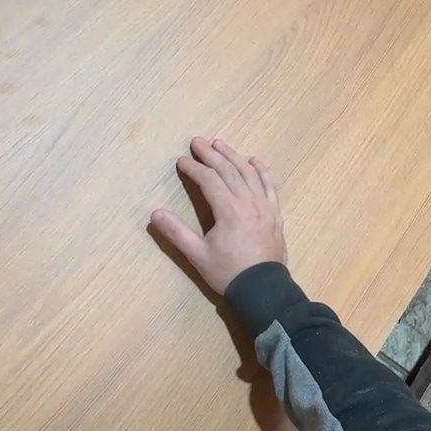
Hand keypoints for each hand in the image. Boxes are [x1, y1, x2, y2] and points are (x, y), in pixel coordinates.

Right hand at [151, 138, 286, 294]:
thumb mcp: (198, 255)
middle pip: (228, 170)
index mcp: (228, 210)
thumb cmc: (228, 273)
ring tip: (221, 144)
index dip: (194, 168)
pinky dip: (262, 171)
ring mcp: (265, 206)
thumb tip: (155, 214)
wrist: (263, 289)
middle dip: (211, 154)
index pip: (209, 180)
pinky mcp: (275, 213)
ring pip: (249, 173)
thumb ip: (177, 233)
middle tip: (198, 141)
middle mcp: (248, 202)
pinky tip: (255, 161)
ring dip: (234, 156)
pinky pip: (270, 186)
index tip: (182, 161)